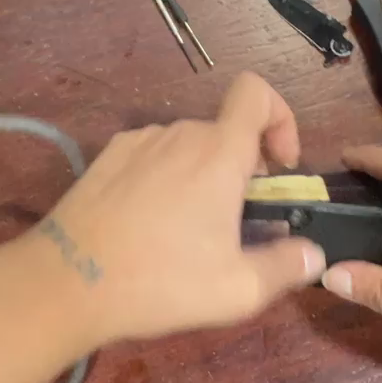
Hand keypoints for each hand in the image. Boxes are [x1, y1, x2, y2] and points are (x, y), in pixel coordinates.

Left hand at [2, 72, 325, 353]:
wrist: (68, 281)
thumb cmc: (160, 280)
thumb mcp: (237, 289)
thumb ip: (287, 266)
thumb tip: (314, 253)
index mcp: (218, 152)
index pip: (257, 93)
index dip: (280, 118)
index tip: (278, 167)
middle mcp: (180, 132)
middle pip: (225, 132)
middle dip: (241, 168)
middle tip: (235, 222)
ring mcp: (139, 140)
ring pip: (188, 146)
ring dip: (202, 176)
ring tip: (187, 232)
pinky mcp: (109, 155)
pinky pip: (153, 154)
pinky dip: (165, 177)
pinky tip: (148, 224)